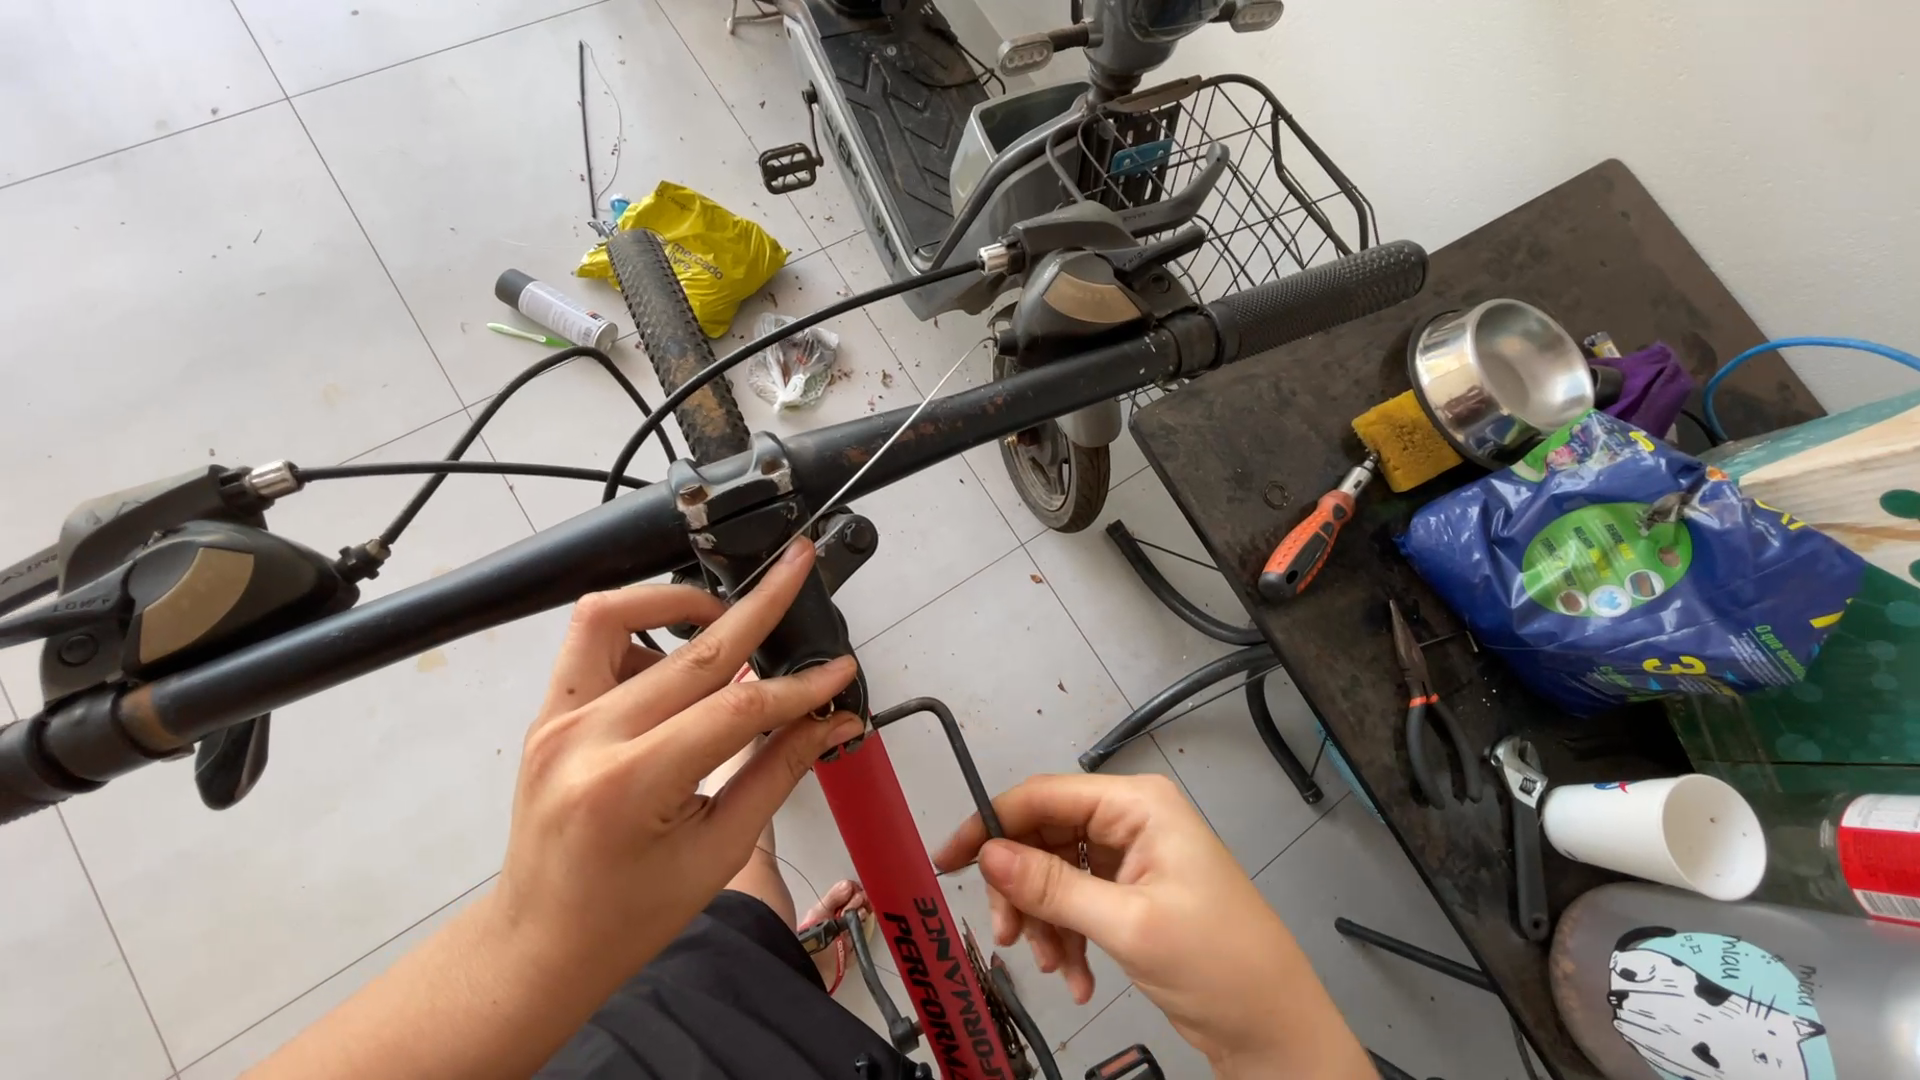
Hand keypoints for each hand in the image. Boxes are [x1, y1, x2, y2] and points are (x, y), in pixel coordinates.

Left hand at [484, 539, 863, 989]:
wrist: (539, 943)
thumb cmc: (632, 914)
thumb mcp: (721, 851)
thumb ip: (780, 771)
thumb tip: (834, 722)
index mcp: (630, 784)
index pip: (737, 709)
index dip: (799, 687)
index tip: (841, 671)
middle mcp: (586, 737)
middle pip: (695, 650)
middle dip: (761, 604)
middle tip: (800, 565)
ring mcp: (557, 718)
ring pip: (618, 614)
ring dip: (681, 600)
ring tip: (729, 615)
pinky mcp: (548, 711)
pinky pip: (591, 638)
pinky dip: (639, 627)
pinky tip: (676, 660)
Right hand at [934, 774, 1370, 1076]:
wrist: (1278, 1030)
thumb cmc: (1214, 962)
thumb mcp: (1128, 924)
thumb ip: (1052, 886)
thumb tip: (986, 853)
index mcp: (1136, 804)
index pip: (1044, 796)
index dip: (991, 823)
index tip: (947, 861)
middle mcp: (1130, 819)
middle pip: (1045, 836)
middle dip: (1023, 888)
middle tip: (1007, 938)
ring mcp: (1131, 855)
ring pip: (1056, 872)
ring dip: (1045, 920)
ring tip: (1052, 967)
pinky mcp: (1131, 891)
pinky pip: (1077, 900)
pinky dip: (1067, 936)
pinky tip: (1077, 976)